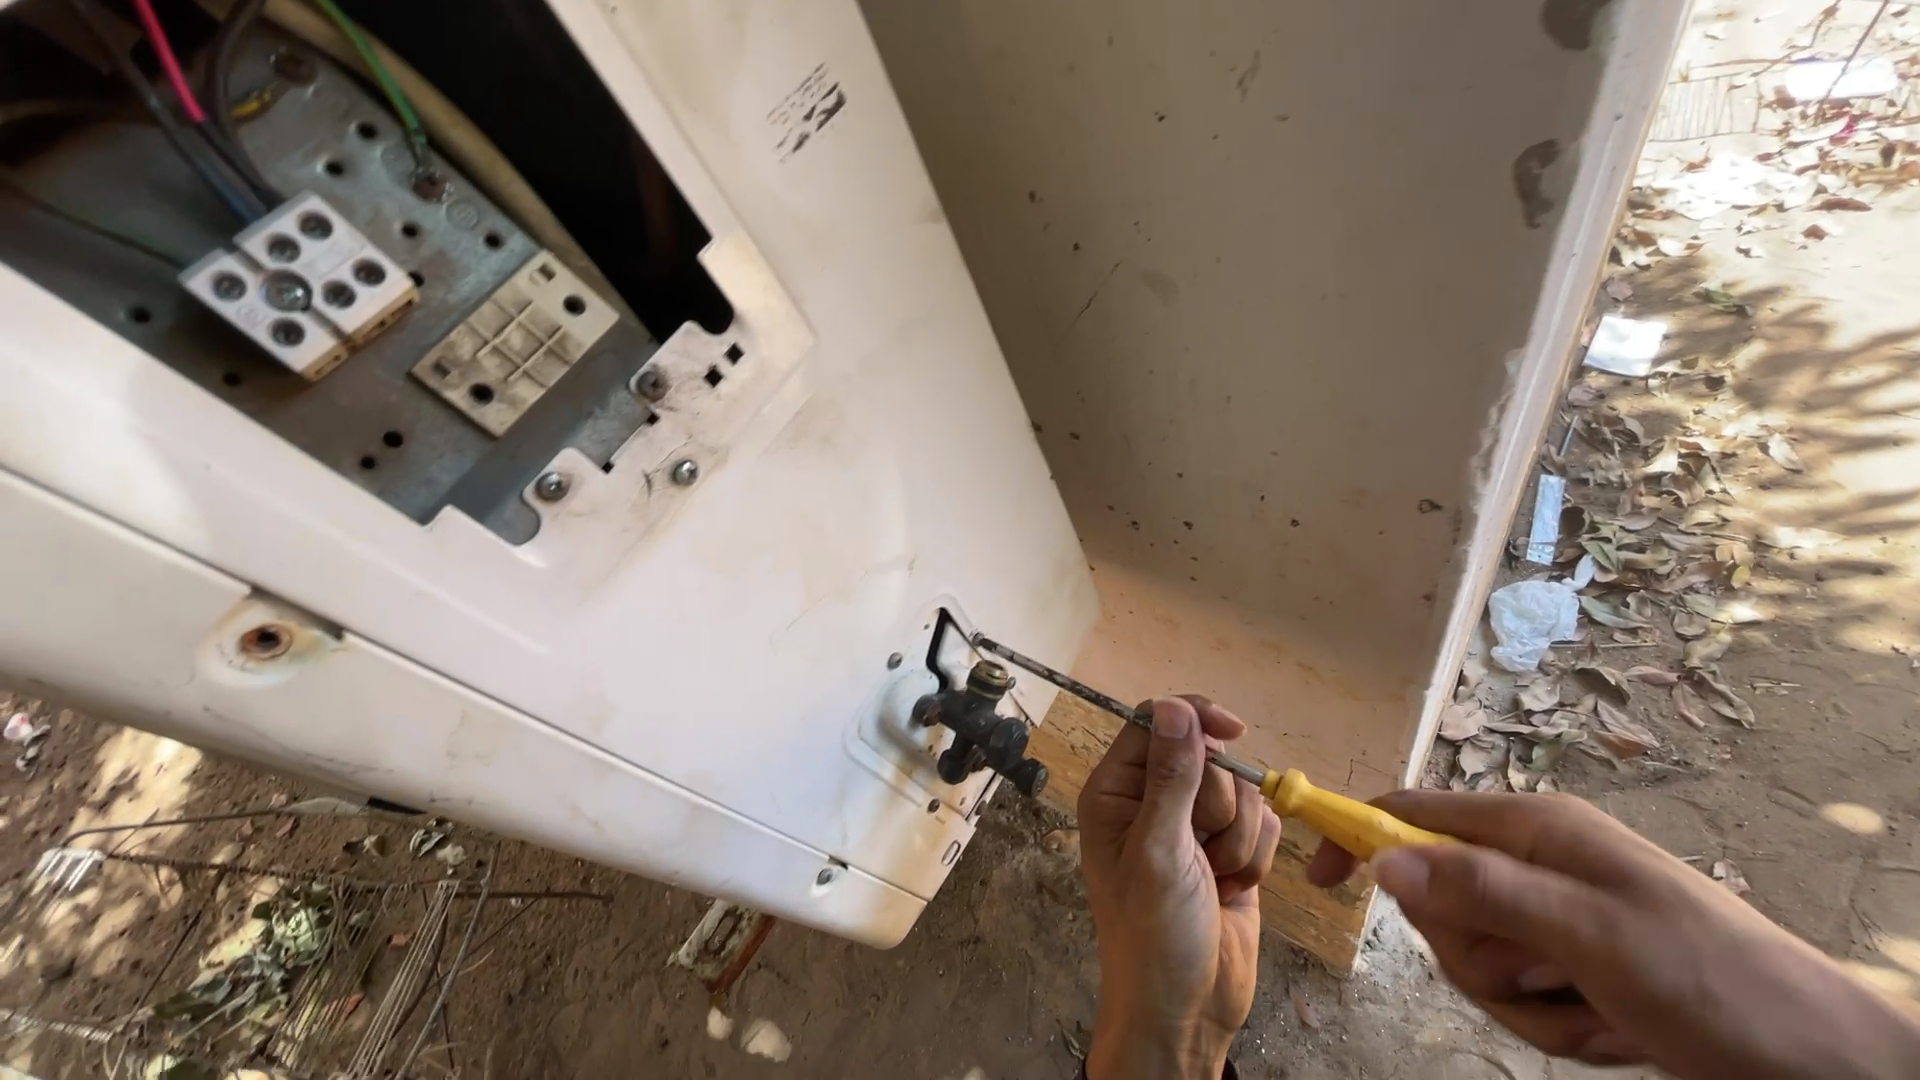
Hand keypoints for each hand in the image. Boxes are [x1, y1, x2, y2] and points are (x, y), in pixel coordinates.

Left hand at [1077, 696, 1281, 1079]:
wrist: (1187, 1012)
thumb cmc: (1154, 934)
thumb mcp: (1159, 851)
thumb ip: (1171, 777)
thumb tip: (1174, 705)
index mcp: (1116, 790)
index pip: (1154, 723)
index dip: (1194, 718)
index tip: (1234, 729)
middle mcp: (1152, 799)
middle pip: (1207, 755)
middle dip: (1218, 804)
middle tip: (1200, 850)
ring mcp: (1193, 825)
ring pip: (1240, 790)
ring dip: (1238, 838)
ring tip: (1214, 878)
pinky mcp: (1228, 849)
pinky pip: (1260, 822)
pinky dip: (1255, 855)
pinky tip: (1234, 888)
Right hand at [1310, 791, 1919, 1079]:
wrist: (1836, 1072)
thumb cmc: (1714, 983)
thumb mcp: (1591, 935)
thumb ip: (1483, 890)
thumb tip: (1383, 862)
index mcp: (1530, 828)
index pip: (1411, 813)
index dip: (1358, 836)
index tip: (1321, 881)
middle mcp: (1530, 861)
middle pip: (1435, 897)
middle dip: (1475, 952)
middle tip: (1539, 977)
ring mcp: (1547, 914)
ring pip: (1468, 952)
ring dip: (1519, 999)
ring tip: (1593, 1016)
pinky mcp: (1564, 962)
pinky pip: (1509, 989)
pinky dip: (1547, 1022)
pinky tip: (1607, 1030)